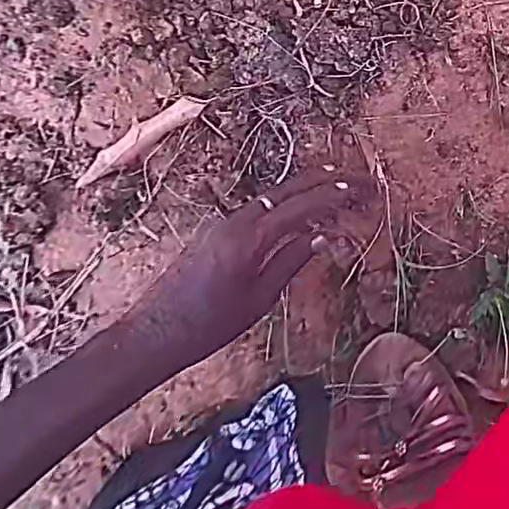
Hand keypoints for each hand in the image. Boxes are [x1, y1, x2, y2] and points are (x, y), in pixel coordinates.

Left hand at [122, 164, 366, 360]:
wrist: (153, 334)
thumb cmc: (208, 325)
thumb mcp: (259, 299)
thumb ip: (290, 262)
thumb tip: (321, 236)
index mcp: (251, 237)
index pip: (301, 207)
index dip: (331, 194)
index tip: (355, 187)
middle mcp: (238, 221)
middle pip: (287, 190)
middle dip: (321, 179)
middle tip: (349, 174)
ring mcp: (224, 223)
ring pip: (272, 197)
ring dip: (302, 189)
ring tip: (330, 183)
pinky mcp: (217, 231)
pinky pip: (258, 208)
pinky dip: (284, 203)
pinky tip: (295, 209)